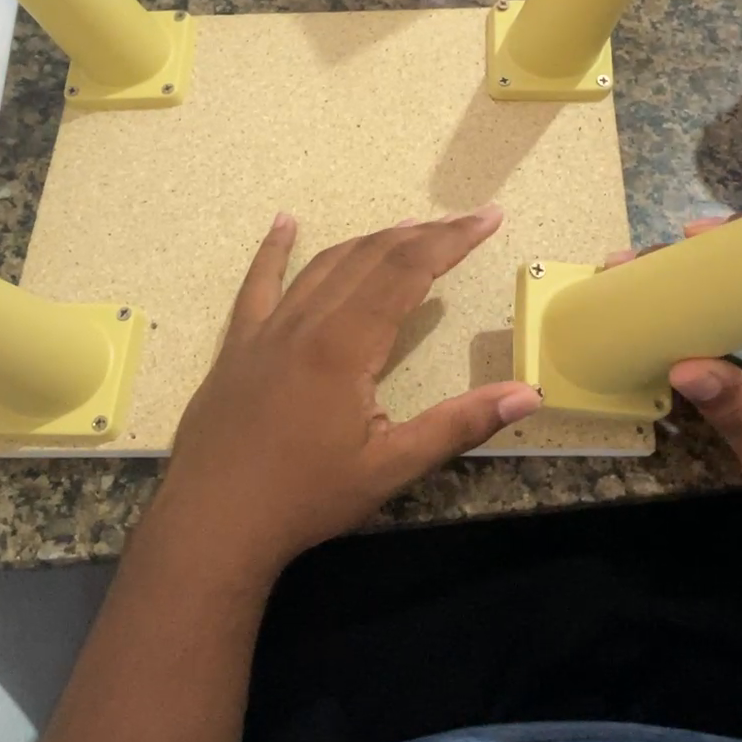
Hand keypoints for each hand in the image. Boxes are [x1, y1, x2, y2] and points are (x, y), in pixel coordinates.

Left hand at [141, 208, 543, 579]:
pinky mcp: (237, 345)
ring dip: (369, 240)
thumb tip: (529, 394)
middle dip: (422, 234)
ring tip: (407, 225)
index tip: (487, 218)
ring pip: (324, 265)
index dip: (451, 240)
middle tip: (464, 221)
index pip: (408, 271)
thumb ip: (460, 425)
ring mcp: (266, 329)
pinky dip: (275, 250)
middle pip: (370, 258)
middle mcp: (306, 322)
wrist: (212, 523)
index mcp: (346, 345)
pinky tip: (285, 223)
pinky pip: (258, 284)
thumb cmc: (305, 498)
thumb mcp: (390, 467)